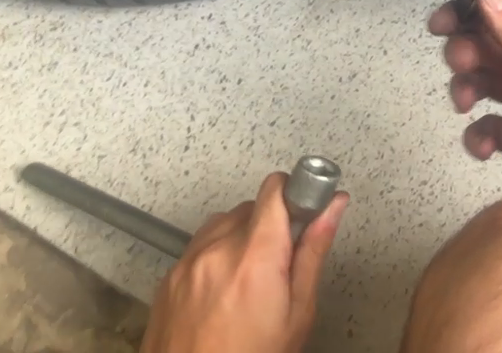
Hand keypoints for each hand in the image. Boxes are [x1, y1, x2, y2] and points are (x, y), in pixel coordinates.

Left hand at [140, 173, 348, 352]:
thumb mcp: (298, 313)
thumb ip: (314, 250)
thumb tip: (334, 204)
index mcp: (255, 255)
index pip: (275, 188)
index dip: (294, 193)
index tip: (304, 215)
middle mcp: (217, 250)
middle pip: (252, 207)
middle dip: (270, 224)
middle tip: (279, 263)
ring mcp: (187, 264)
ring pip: (224, 223)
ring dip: (241, 237)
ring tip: (248, 279)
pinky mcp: (167, 280)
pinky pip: (198, 247)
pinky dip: (215, 256)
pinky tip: (222, 293)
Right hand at [429, 0, 501, 217]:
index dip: (470, 15)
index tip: (439, 24)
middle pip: (490, 49)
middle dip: (466, 52)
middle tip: (462, 65)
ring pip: (487, 85)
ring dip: (468, 88)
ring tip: (465, 104)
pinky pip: (494, 131)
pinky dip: (480, 136)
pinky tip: (483, 145)